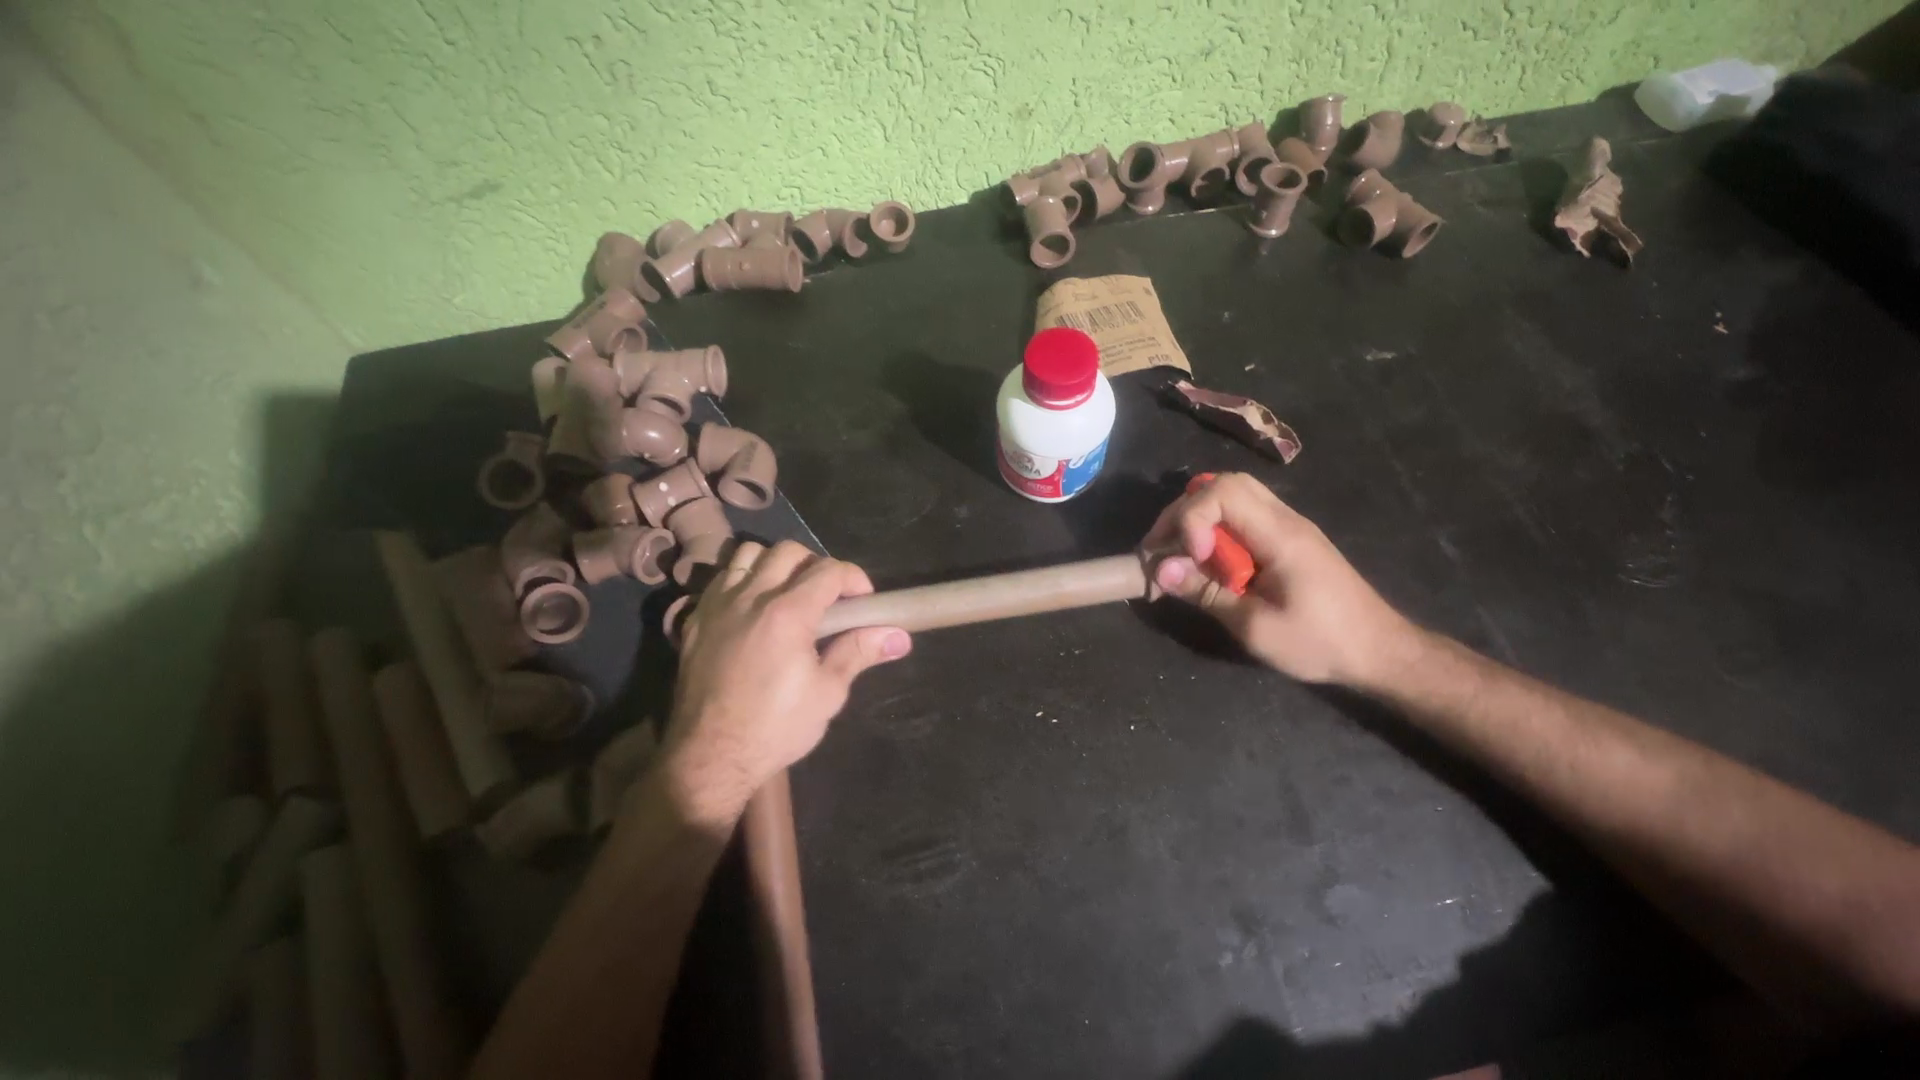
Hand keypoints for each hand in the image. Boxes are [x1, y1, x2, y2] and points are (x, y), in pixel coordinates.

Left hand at [660, 540, 910, 824]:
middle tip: (829, 598)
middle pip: (789, 552)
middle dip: (816, 565)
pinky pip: (721, 579)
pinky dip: (742, 580)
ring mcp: (718, 605)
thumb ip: (859, 652)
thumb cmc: (776, 728)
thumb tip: (899, 636)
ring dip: (775, 565)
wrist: (710, 756)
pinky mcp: (695, 620)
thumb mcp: (827, 693)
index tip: (864, 601)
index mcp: (788, 612)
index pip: (829, 570)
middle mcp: (751, 597)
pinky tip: (752, 609)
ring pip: (749, 555)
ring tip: (788, 594)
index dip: (854, 578)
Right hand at [1144, 472, 1415, 686]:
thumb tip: (1161, 569)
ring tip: (1182, 557)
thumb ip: (1207, 594)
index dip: (1192, 519)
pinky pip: (1246, 517)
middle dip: (1186, 511)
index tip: (1189, 559)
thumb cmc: (1320, 643)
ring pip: (1235, 497)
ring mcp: (1291, 527)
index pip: (1223, 492)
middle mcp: (1286, 520)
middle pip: (1226, 484)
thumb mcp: (1256, 627)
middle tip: (1164, 548)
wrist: (1380, 651)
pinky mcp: (1291, 541)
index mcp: (1281, 535)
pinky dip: (1218, 531)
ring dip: (1200, 520)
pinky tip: (1210, 565)